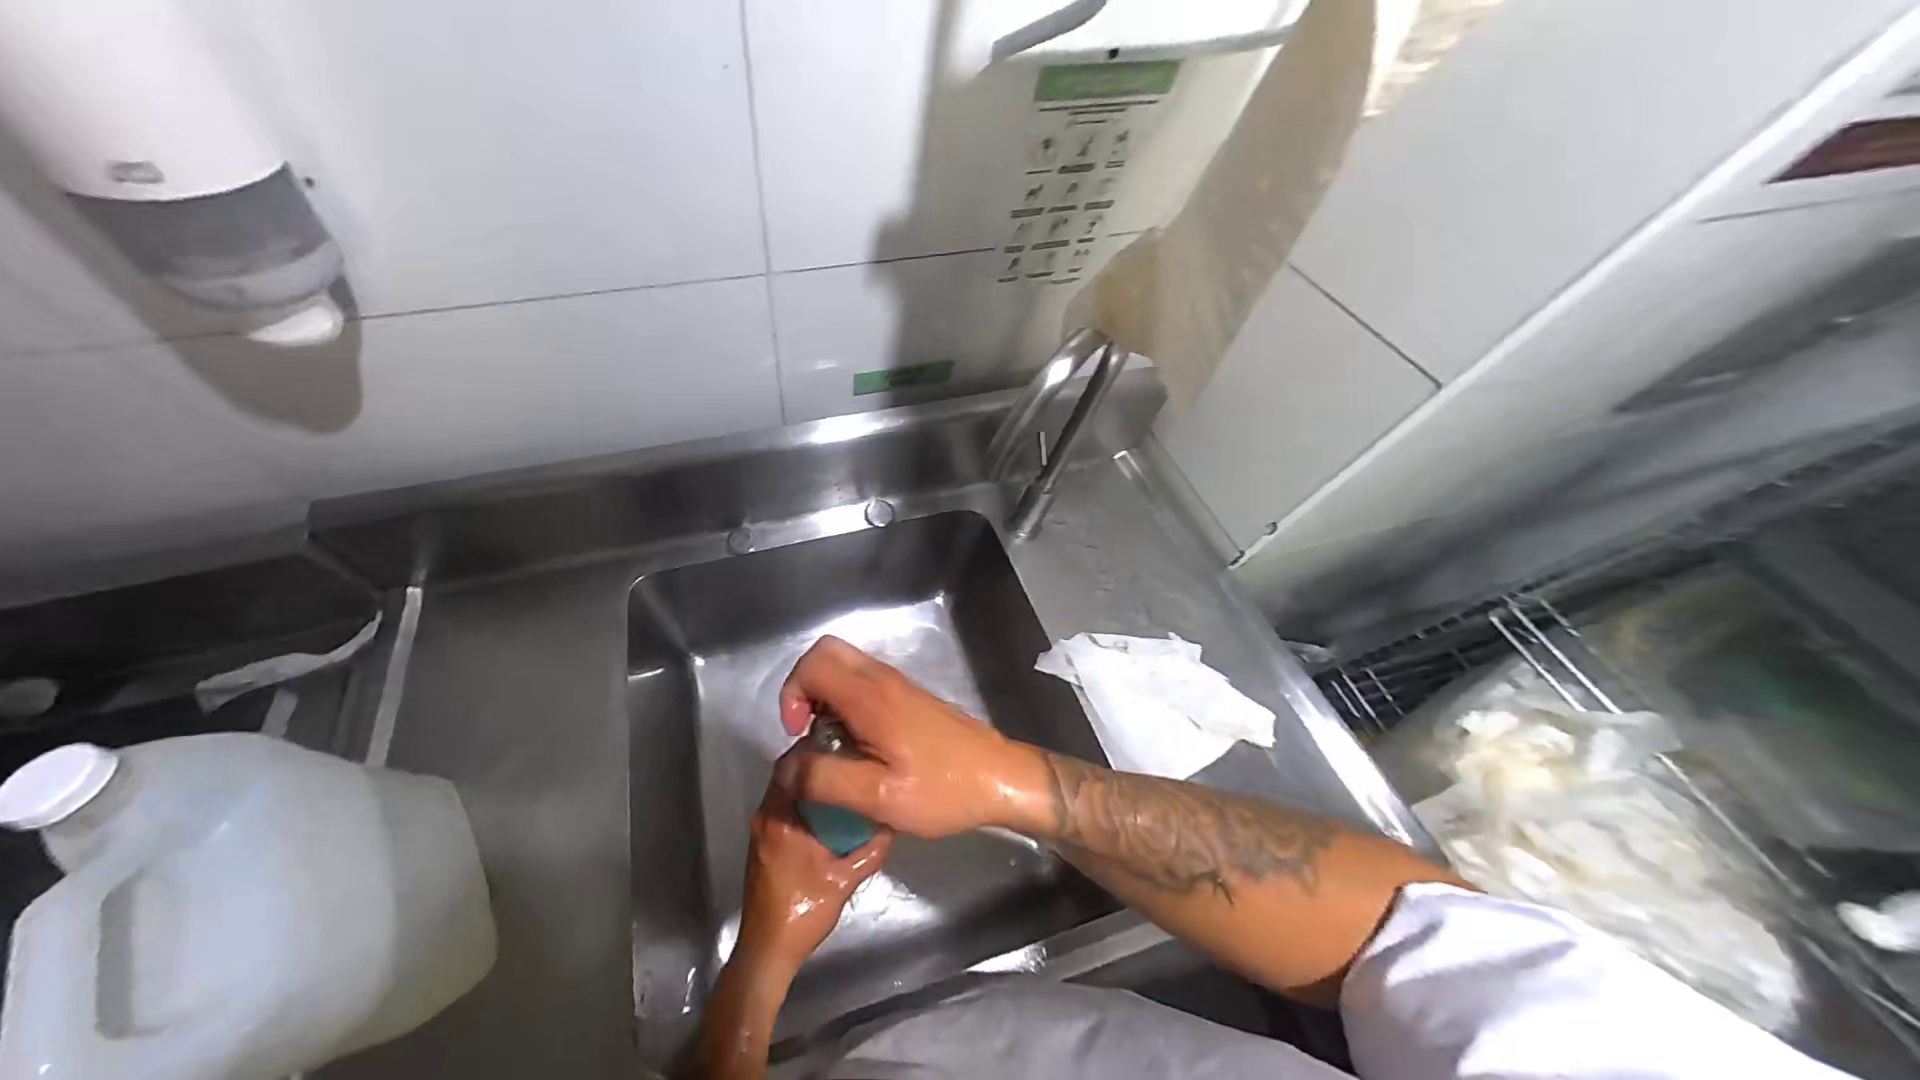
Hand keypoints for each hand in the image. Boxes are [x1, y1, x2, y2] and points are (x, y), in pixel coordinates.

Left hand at [734, 746, 892, 979]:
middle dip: (817, 763)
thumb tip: (892, 821)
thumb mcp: (845, 879)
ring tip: (845, 778)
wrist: (768, 951)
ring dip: (811, 783)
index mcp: (780, 818)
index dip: (816, 748)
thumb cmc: (803, 911)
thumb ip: (871, 849)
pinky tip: (831, 808)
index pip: (792, 766)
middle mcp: (765, 818)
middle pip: (789, 775)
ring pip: (786, 792)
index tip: (844, 741)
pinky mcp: (763, 845)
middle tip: (850, 756)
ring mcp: (761, 832)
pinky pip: (784, 808)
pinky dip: (805, 801)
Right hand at [777, 636, 1054, 838]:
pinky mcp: (910, 697)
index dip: (791, 693)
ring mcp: (899, 685)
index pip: (813, 663)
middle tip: (807, 730)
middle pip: (827, 653)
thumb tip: (786, 767)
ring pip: (846, 666)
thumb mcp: (879, 797)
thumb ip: (825, 780)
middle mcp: (884, 679)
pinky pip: (864, 681)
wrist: (999, 778)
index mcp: (871, 696)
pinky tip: (858, 744)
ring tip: (831, 743)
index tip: (799, 733)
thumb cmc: (942, 789)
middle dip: (804, 686)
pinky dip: (846, 700)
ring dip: (825, 695)